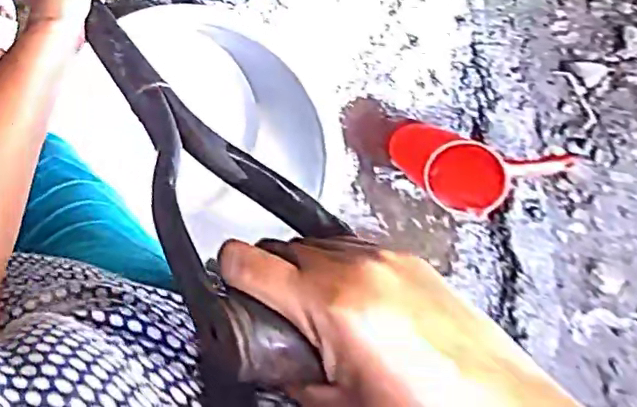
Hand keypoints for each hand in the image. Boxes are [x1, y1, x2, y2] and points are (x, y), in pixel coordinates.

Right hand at [218, 238, 577, 406]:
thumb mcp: (343, 406)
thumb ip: (292, 373)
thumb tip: (269, 355)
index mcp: (329, 302)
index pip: (239, 257)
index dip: (228, 276)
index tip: (237, 292)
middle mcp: (352, 268)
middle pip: (274, 248)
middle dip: (277, 282)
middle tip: (297, 325)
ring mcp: (383, 258)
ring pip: (310, 245)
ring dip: (310, 274)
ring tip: (337, 320)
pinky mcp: (408, 259)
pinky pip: (350, 248)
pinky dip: (345, 271)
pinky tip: (365, 309)